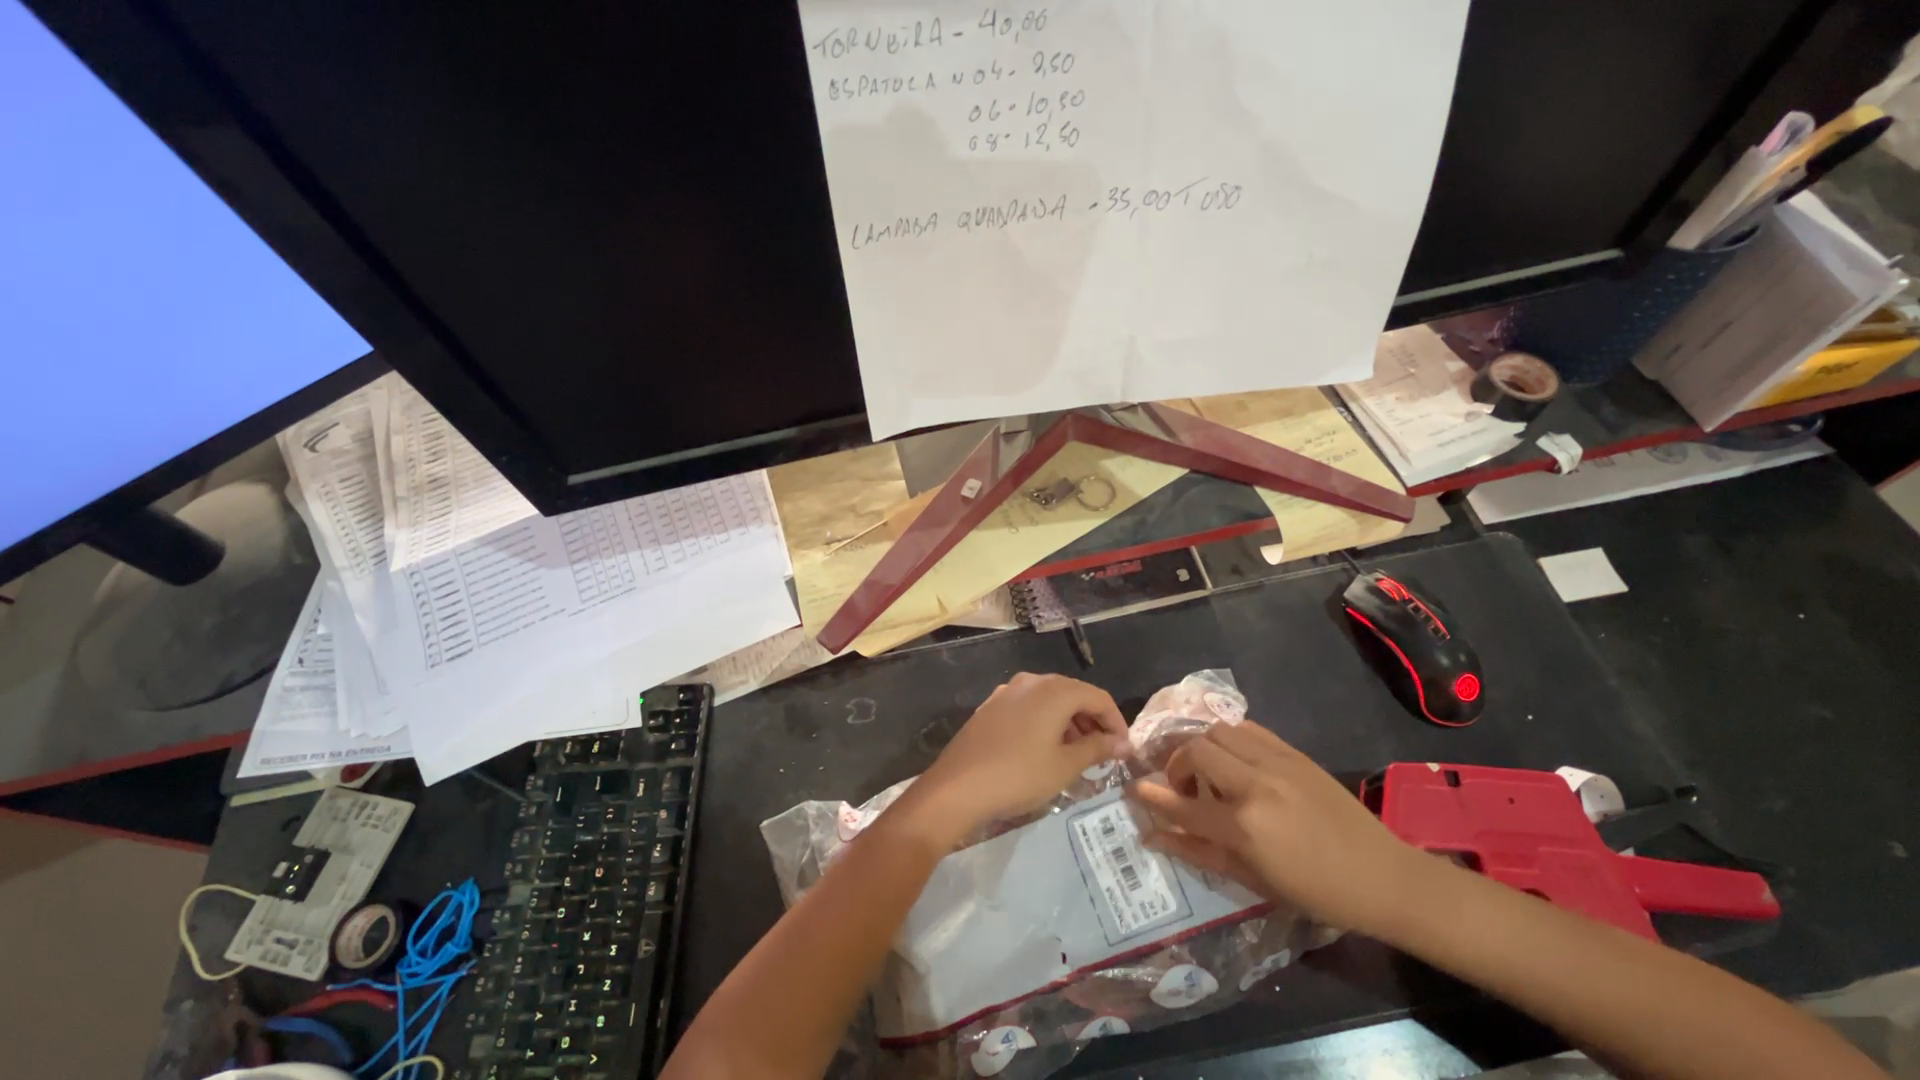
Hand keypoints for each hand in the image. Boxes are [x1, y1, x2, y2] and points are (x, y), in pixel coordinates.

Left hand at [898, 673, 1129, 847]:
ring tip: (1075, 756)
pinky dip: (1045, 723)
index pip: (1098, 697)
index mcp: (1054, 690)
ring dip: (1069, 723)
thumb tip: (1122, 743)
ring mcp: (1006, 692)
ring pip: (1049, 701)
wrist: (957, 787)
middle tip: (1102, 754)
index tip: (1123, 750)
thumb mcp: (1065, 765)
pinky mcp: (990, 707)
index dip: (1116, 722)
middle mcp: (1031, 682)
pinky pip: (1028, 708)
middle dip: (1092, 722)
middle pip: (1073, 694)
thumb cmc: (1018, 775)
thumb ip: (1097, 748)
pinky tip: (1044, 750)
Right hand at [1127, 722, 1423, 934]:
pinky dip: (1230, 739)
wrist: (1382, 875)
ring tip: (1209, 773)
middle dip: (1177, 764)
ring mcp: (1278, 764)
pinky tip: (1234, 760)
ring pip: (1220, 731)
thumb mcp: (1252, 882)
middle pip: (1196, 749)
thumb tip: (1153, 837)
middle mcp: (1256, 785)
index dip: (1153, 797)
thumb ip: (1199, 852)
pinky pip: (1250, 729)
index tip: (1135, 790)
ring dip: (1203, 747)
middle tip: (1183, 788)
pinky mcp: (1296, 754)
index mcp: (1245, 826)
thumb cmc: (1316, 892)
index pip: (1182, 804)